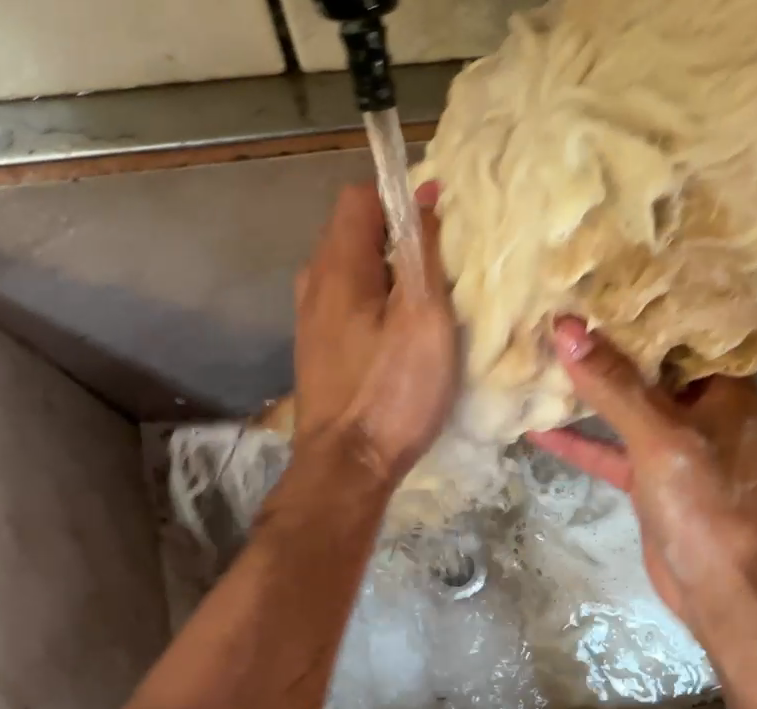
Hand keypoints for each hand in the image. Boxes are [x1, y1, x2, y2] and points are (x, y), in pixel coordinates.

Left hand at [292, 181, 457, 482]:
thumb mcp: (425, 317)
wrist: (346, 465)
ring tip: (430, 302)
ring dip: (390, 274)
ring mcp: (311, 319)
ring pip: (353, 272)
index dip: (403, 197)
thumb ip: (424, 253)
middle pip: (355, 233)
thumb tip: (424, 201)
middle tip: (445, 266)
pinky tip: (402, 335)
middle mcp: (314, 282)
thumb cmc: (393, 392)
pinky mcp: (318, 350)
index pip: (362, 196)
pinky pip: (348, 305)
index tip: (442, 224)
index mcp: (338, 265)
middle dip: (399, 237)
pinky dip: (376, 304)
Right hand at [527, 318, 756, 632]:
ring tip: (542, 355)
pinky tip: (538, 426)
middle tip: (561, 306)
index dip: (646, 303)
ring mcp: (675, 445)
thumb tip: (566, 329)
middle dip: (608, 343)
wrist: (716, 585)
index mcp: (724, 387)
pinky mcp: (651, 478)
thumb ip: (612, 384)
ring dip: (588, 392)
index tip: (601, 275)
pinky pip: (612, 450)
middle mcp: (703, 409)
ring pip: (627, 408)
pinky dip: (581, 441)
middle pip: (651, 366)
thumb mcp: (657, 436)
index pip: (685, 330)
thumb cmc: (703, 502)